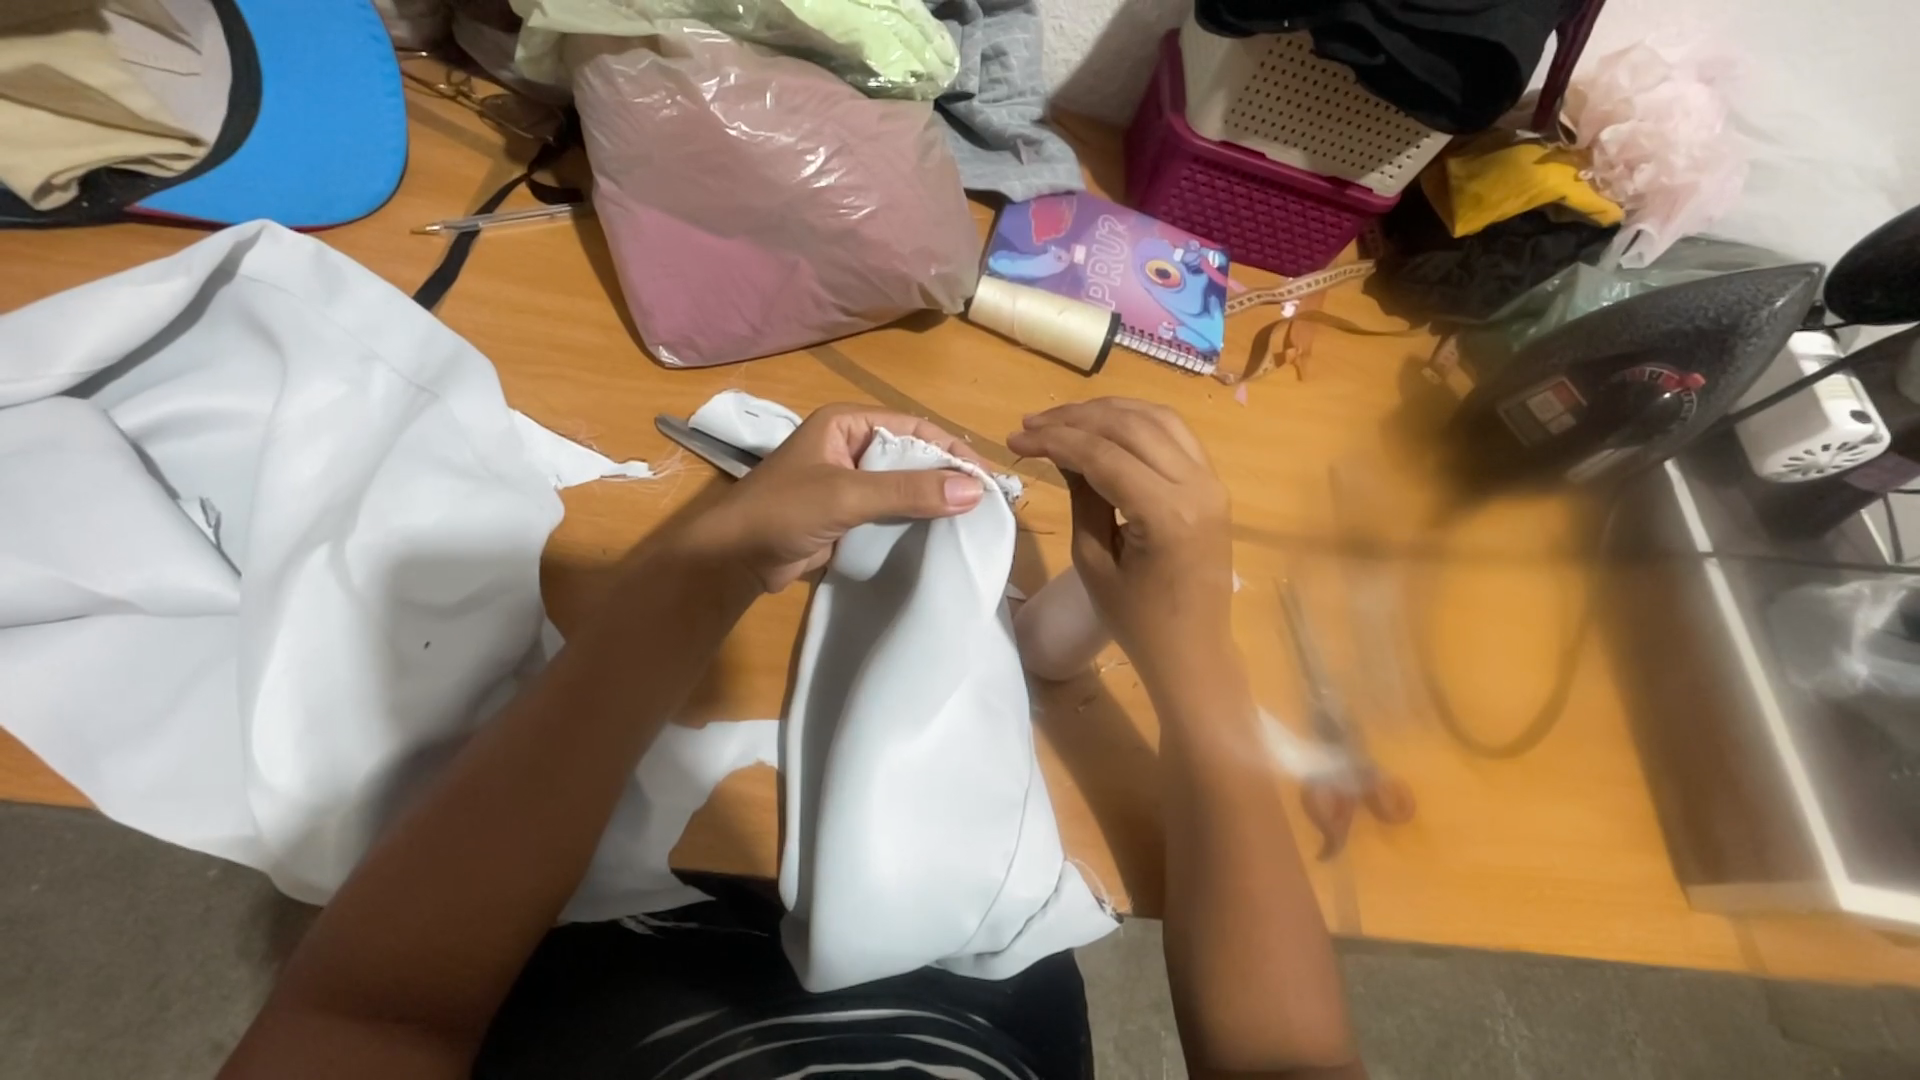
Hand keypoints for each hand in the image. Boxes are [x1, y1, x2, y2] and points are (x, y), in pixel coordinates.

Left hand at [680, 403, 988, 591]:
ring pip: (903, 486)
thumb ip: (908, 491)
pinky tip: (939, 536)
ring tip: (973, 521)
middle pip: (912, 456)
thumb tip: (974, 490)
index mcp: (847, 424)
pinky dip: (914, 521)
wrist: (732, 560)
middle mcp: (851, 446)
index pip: (914, 428)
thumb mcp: (847, 496)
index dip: (953, 451)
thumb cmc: (782, 513)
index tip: (988, 479)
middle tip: (987, 502)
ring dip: (933, 501)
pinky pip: (890, 512)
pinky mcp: (848, 514)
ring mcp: (848, 482)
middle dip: (947, 476)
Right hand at [1006, 398, 1232, 680]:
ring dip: (1106, 411)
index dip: (1055, 439)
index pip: (1103, 455)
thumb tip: (1061, 451)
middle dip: (1075, 418)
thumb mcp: (1093, 561)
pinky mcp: (1213, 484)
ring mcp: (1212, 482)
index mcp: (1166, 515)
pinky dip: (1136, 421)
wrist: (1193, 650)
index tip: (1016, 437)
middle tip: (1032, 424)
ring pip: (1156, 419)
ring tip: (1062, 419)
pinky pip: (1174, 434)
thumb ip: (1081, 496)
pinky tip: (1103, 425)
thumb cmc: (1136, 620)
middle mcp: (1198, 487)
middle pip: (1130, 426)